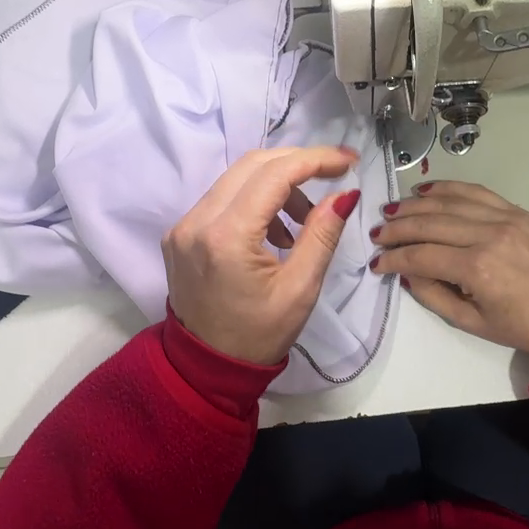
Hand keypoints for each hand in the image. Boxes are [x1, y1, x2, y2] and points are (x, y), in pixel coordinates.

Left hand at [163, 147, 361, 362]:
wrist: (206, 368)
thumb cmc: (259, 335)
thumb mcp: (300, 288)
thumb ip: (322, 233)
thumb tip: (346, 193)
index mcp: (226, 237)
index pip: (274, 174)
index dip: (316, 160)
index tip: (348, 161)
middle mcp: (196, 221)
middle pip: (252, 165)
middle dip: (298, 164)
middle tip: (335, 175)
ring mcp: (183, 226)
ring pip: (236, 178)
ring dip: (277, 183)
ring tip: (305, 218)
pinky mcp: (180, 233)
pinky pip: (222, 198)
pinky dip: (255, 200)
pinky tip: (276, 230)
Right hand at [370, 181, 528, 356]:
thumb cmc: (522, 327)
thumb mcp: (471, 323)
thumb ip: (433, 295)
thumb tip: (405, 272)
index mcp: (477, 269)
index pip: (420, 256)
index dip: (393, 258)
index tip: (375, 262)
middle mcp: (489, 236)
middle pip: (430, 223)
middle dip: (397, 228)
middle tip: (375, 234)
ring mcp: (505, 218)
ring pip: (449, 203)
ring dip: (415, 205)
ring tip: (392, 211)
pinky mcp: (517, 211)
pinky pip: (476, 192)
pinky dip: (448, 188)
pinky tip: (424, 191)